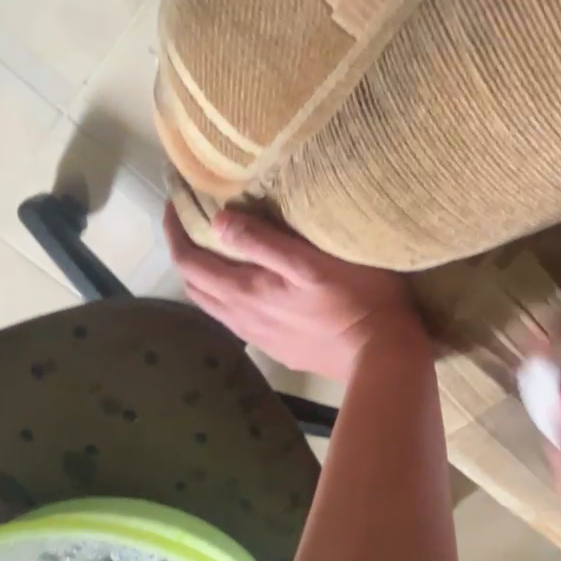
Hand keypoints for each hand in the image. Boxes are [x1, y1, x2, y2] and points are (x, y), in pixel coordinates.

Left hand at [164, 207, 423, 381]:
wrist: (385, 357)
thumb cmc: (357, 301)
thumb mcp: (312, 263)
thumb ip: (264, 242)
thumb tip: (220, 222)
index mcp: (246, 292)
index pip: (189, 262)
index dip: (175, 231)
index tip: (175, 203)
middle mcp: (245, 319)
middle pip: (197, 287)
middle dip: (187, 254)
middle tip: (194, 225)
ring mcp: (264, 340)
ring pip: (217, 308)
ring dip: (208, 280)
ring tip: (219, 255)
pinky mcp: (284, 351)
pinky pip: (242, 323)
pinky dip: (231, 300)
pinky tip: (252, 292)